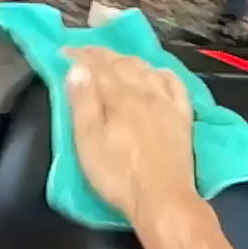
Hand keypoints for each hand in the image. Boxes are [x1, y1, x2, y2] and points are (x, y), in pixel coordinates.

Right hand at [63, 46, 198, 227]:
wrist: (162, 199)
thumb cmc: (118, 175)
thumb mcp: (88, 142)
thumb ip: (83, 103)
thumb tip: (77, 69)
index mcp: (119, 97)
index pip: (96, 66)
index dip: (80, 55)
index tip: (64, 49)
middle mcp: (145, 92)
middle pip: (122, 63)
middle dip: (101, 54)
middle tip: (85, 51)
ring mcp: (167, 103)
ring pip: (147, 69)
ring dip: (128, 59)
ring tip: (115, 60)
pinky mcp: (182, 117)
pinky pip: (175, 84)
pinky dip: (161, 73)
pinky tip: (156, 73)